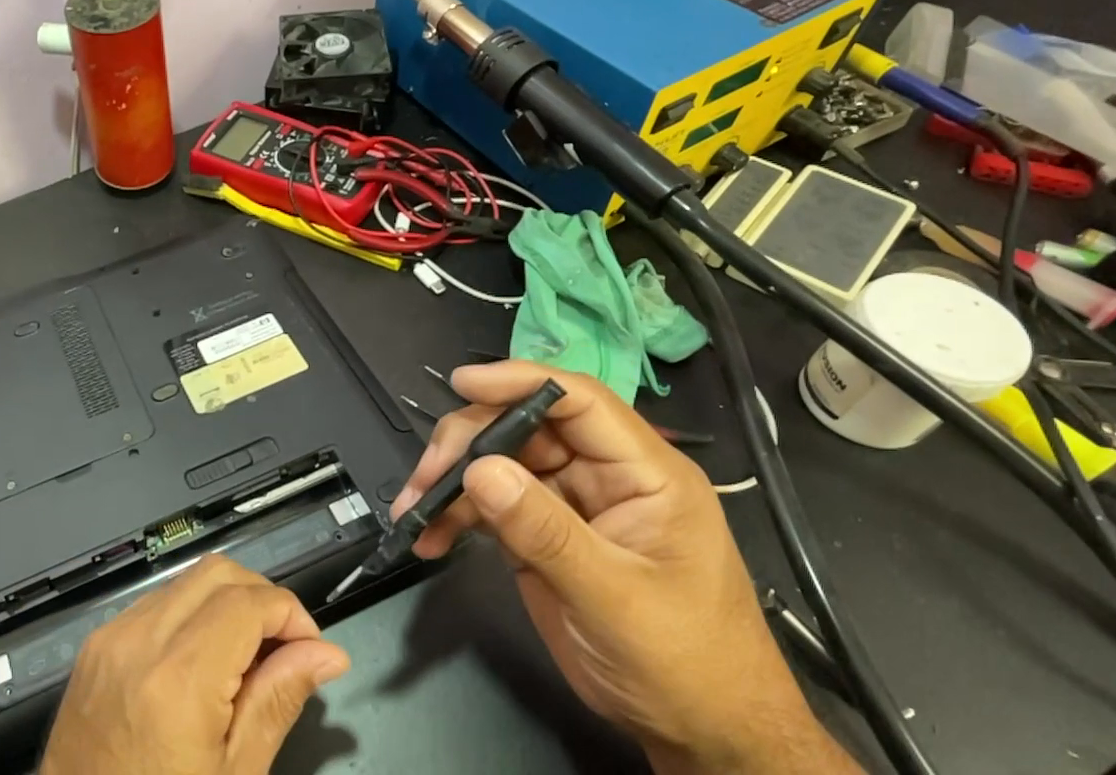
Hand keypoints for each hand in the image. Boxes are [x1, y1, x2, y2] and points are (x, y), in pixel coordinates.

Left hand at [39, 554, 347, 774]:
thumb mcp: (235, 773)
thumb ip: (278, 701)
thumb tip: (327, 654)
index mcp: (178, 677)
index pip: (248, 601)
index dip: (291, 614)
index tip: (311, 649)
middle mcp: (139, 640)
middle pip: (217, 573)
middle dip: (261, 598)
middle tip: (284, 650)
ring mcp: (110, 638)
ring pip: (185, 581)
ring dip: (226, 602)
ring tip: (246, 660)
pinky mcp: (94, 645)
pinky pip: (154, 604)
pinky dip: (189, 614)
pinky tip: (204, 661)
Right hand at [396, 361, 857, 774]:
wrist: (701, 732)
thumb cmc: (686, 663)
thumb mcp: (616, 598)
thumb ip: (547, 532)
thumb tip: (479, 469)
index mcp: (643, 473)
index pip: (580, 401)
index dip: (520, 382)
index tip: (462, 384)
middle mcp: (602, 476)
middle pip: (524, 428)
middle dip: (468, 442)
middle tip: (426, 478)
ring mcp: (568, 506)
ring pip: (497, 464)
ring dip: (450, 482)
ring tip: (414, 512)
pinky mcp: (541, 537)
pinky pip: (489, 506)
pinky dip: (454, 516)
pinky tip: (429, 537)